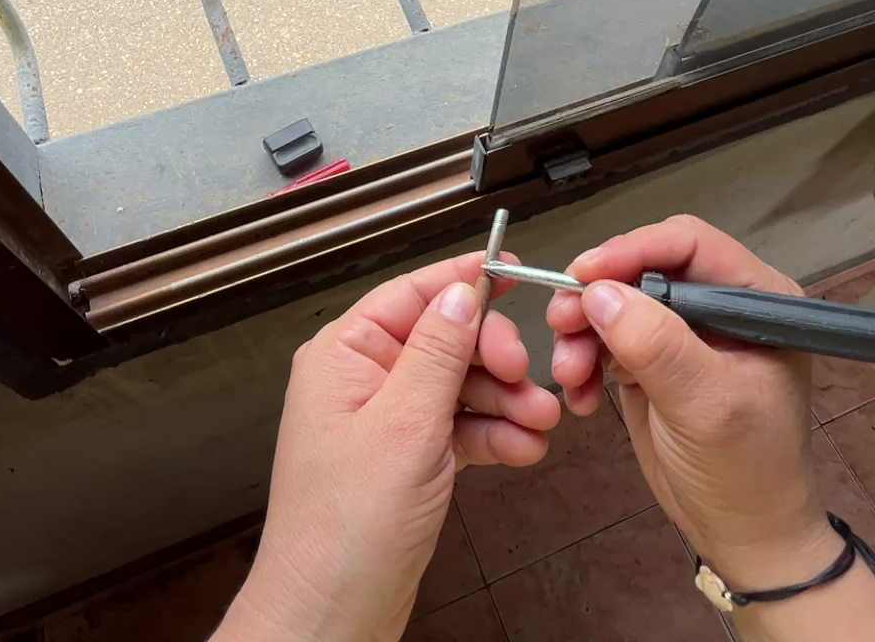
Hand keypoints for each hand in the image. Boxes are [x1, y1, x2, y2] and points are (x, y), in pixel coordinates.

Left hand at [216, 252, 560, 641]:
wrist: (333, 618)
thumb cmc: (345, 525)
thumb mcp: (404, 425)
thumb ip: (437, 353)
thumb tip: (462, 290)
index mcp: (346, 353)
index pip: (411, 293)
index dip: (462, 278)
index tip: (511, 268)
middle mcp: (365, 376)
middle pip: (444, 339)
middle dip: (491, 356)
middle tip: (525, 374)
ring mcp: (389, 417)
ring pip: (459, 385)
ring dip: (503, 400)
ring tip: (542, 421)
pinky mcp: (410, 454)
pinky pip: (459, 427)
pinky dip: (493, 435)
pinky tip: (524, 449)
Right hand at [547, 216, 839, 589]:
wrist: (740, 536)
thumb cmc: (745, 471)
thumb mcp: (707, 406)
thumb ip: (657, 345)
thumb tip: (598, 292)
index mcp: (752, 297)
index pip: (687, 243)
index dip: (632, 249)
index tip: (582, 274)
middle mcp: (714, 302)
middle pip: (641, 267)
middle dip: (596, 294)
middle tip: (560, 323)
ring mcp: (679, 329)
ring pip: (613, 300)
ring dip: (581, 332)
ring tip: (570, 374)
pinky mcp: (648, 356)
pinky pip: (602, 337)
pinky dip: (583, 360)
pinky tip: (582, 396)